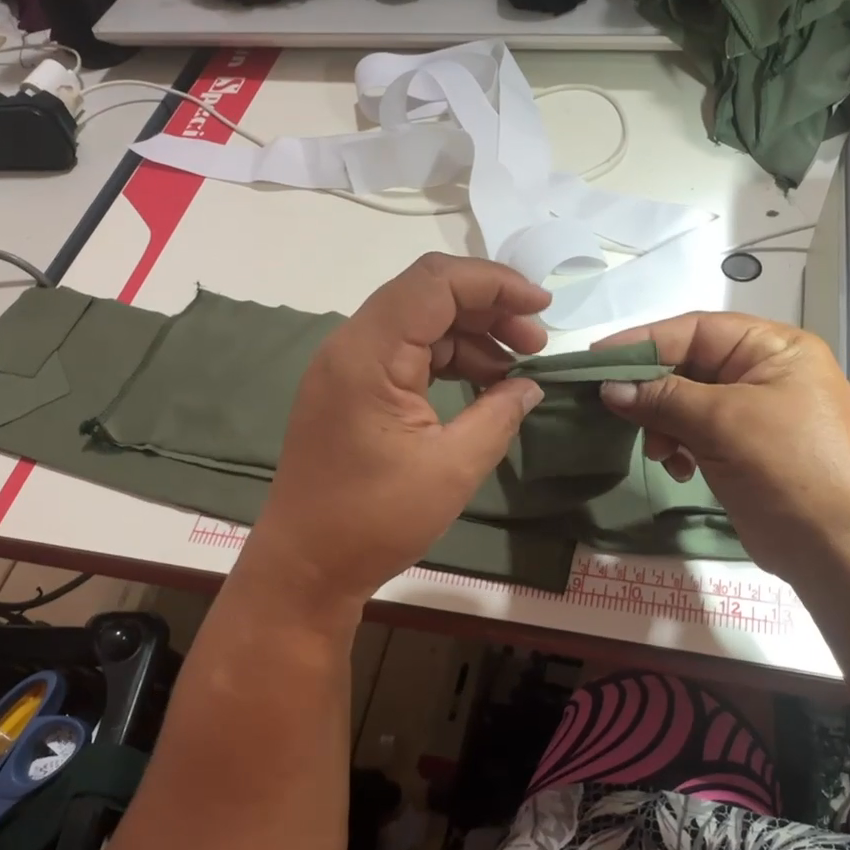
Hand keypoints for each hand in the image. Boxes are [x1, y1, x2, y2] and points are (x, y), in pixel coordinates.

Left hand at [243, 254, 549, 605]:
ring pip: (418, 325)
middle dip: (488, 310)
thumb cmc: (375, 520)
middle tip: (536, 344)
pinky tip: (482, 386)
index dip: (495, 284)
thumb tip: (530, 385)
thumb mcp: (452, 468)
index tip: (542, 308)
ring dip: (471, 338)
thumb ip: (499, 415)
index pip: (436, 283)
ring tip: (516, 370)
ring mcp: (346, 368)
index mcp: (369, 354)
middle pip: (427, 296)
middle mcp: (351, 346)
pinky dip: (446, 362)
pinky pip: (404, 355)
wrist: (306, 567)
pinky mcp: (349, 392)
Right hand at [594, 313, 849, 583]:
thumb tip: (610, 388)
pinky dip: (679, 447)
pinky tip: (677, 468)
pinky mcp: (744, 451)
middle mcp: (765, 373)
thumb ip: (665, 398)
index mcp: (774, 348)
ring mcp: (755, 415)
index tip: (596, 359)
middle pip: (689, 365)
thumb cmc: (789, 469)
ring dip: (663, 424)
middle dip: (652, 389)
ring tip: (658, 451)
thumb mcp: (725, 422)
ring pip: (687, 403)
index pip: (696, 329)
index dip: (644, 341)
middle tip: (615, 411)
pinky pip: (697, 434)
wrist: (839, 548)